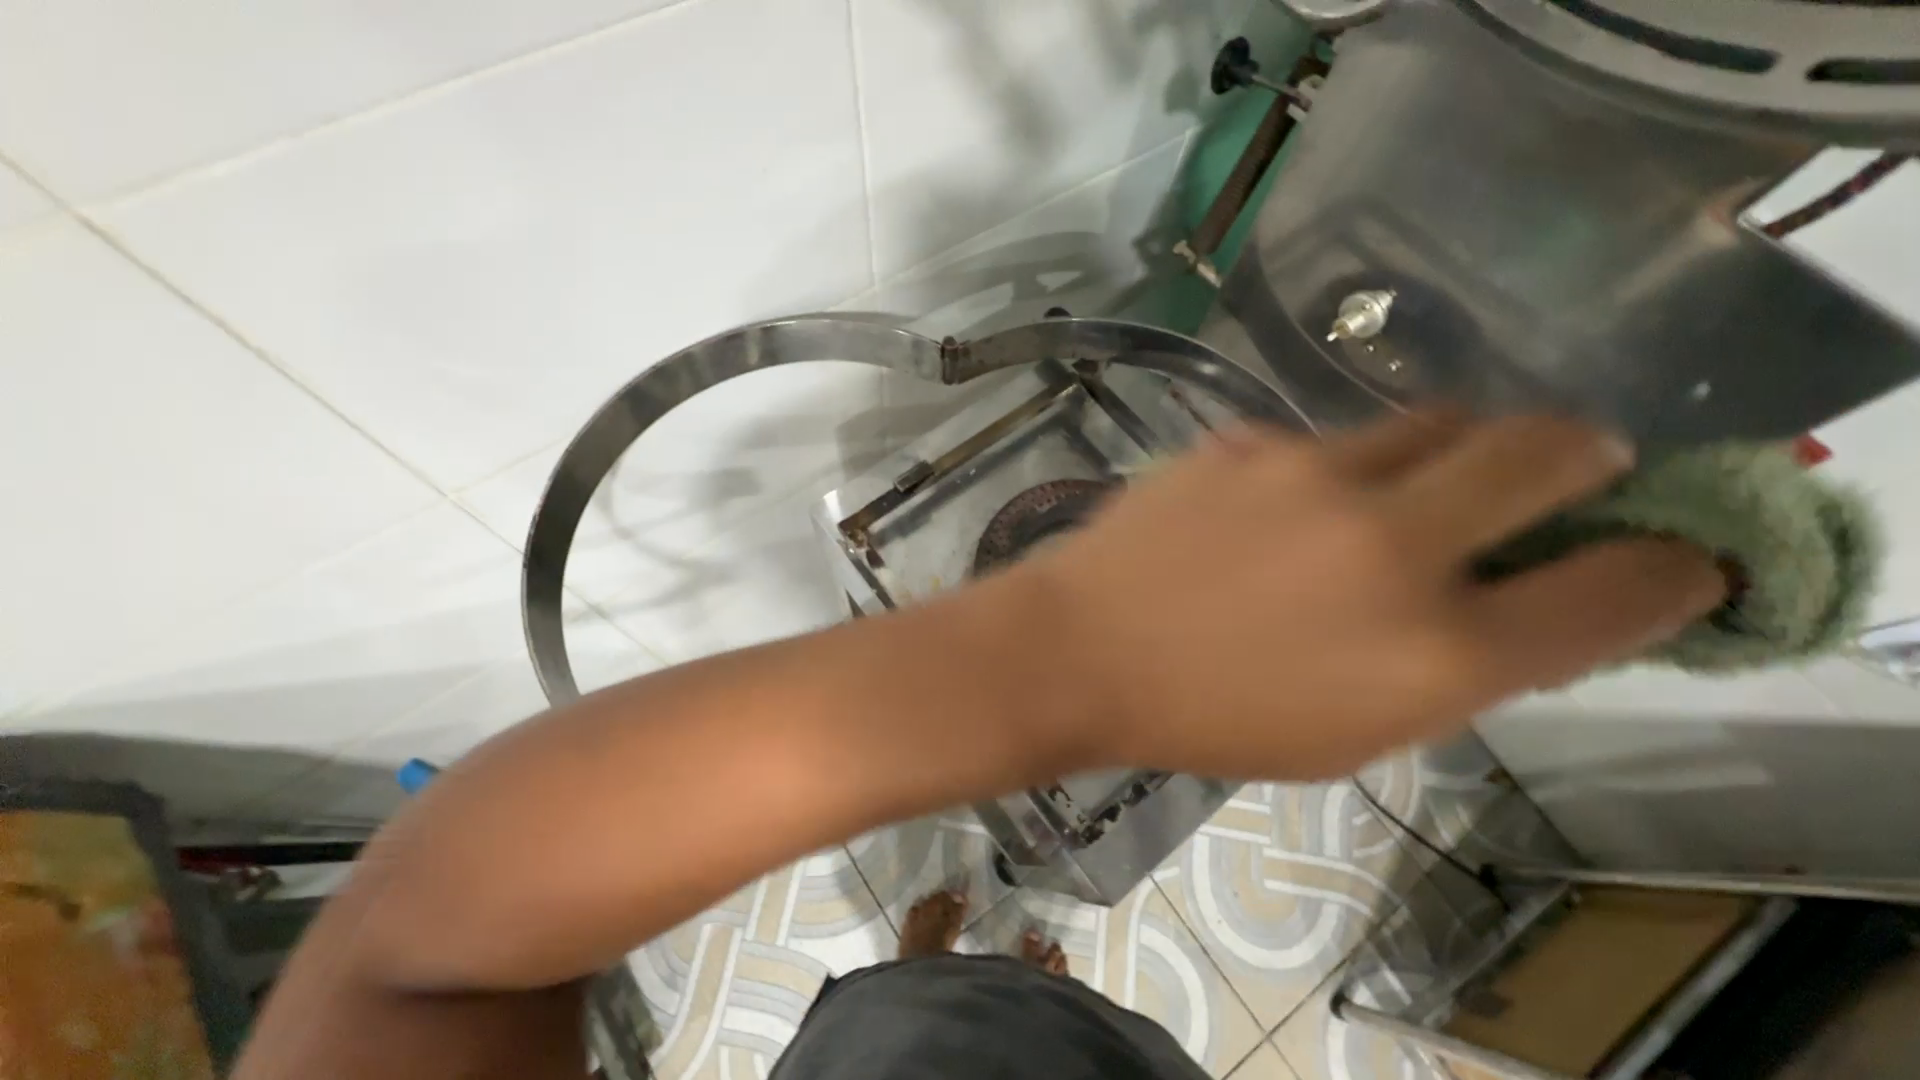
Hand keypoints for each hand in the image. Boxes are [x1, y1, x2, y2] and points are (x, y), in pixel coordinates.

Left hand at [1003, 411, 1726, 780]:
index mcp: (1436, 652)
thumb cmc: (1212, 717)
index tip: (1675, 554)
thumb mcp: (1354, 732)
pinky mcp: (1249, 438)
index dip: (1670, 568)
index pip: (1617, 592)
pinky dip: (1344, 464)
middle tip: (1577, 466)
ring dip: (1460, 447)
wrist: (1079, 651)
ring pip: (1439, 420)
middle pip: (1551, 450)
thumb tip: (1524, 601)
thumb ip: (1454, 667)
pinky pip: (1330, 436)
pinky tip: (1296, 502)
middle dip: (1586, 455)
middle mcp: (1393, 545)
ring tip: (1427, 479)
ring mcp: (1315, 474)